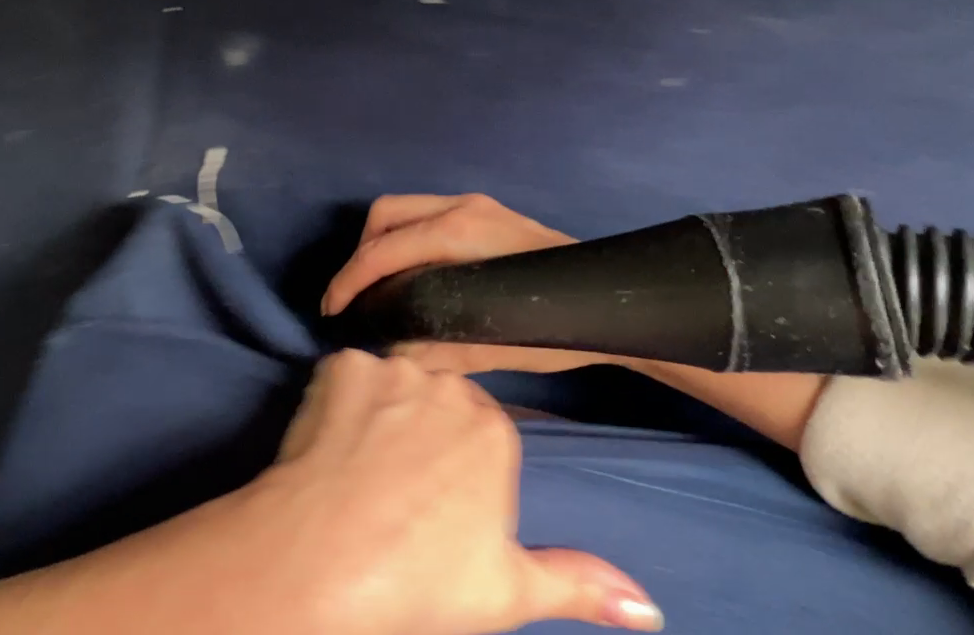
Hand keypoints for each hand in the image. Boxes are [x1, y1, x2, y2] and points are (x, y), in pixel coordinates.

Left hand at [242, 350, 662, 634]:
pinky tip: (330, 442)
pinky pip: (344, 376)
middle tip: (393, 486)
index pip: (480, 434)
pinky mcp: (341, 365)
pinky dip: (338, 401)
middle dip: (420, 433)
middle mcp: (448, 387)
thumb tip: (649, 608)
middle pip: (436, 401)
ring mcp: (391, 371)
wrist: (324, 559)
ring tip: (358, 466)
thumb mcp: (509, 591)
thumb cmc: (420, 579)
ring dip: (379, 413)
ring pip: (390, 385)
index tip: (431, 502)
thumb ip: (578, 584)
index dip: (453, 469)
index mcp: (495, 431)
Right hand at [321, 193, 617, 375]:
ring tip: (373, 288)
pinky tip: (406, 275)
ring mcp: (474, 204)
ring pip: (401, 211)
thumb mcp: (497, 346)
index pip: (385, 249)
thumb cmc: (558, 325)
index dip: (350, 279)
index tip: (332, 310)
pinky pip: (421, 216)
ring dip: (378, 245)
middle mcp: (463, 207)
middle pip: (385, 215)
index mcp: (463, 231)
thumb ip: (439, 350)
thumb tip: (387, 356)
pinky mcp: (481, 212)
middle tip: (353, 298)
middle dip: (359, 255)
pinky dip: (401, 240)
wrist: (613, 302)